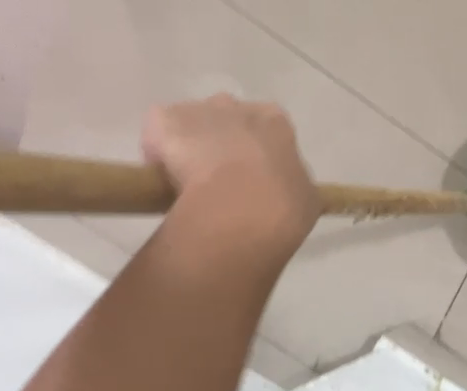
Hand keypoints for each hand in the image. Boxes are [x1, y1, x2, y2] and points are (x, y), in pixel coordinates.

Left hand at [141, 94, 318, 252]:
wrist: (241, 210)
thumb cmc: (285, 205)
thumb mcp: (306, 196)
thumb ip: (292, 180)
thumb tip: (280, 182)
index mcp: (275, 121)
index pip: (269, 128)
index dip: (262, 153)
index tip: (260, 176)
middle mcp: (235, 104)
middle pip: (227, 120)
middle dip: (226, 143)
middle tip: (229, 180)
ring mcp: (196, 108)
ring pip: (192, 126)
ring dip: (194, 148)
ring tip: (197, 187)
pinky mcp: (162, 119)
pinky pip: (159, 137)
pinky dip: (161, 156)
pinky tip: (171, 183)